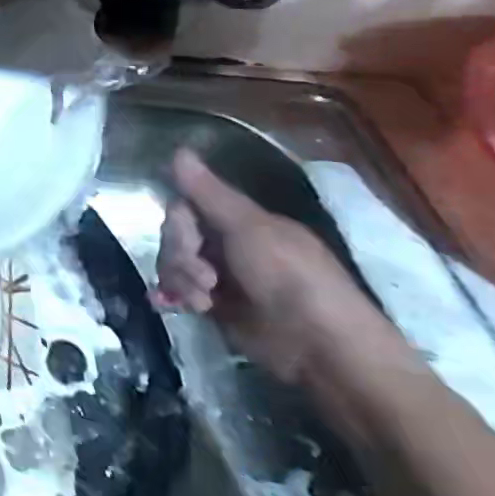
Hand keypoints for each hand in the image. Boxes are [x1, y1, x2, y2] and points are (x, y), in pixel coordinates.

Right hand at [156, 147, 397, 381]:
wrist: (320, 346)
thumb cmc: (289, 276)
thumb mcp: (249, 228)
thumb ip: (209, 192)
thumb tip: (178, 149)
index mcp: (241, 219)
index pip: (188, 205)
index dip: (180, 222)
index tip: (191, 239)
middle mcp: (228, 243)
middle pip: (177, 235)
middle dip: (180, 255)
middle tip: (204, 279)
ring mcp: (221, 277)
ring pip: (175, 264)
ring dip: (181, 279)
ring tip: (203, 301)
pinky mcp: (216, 309)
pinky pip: (179, 293)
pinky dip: (174, 296)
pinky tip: (176, 305)